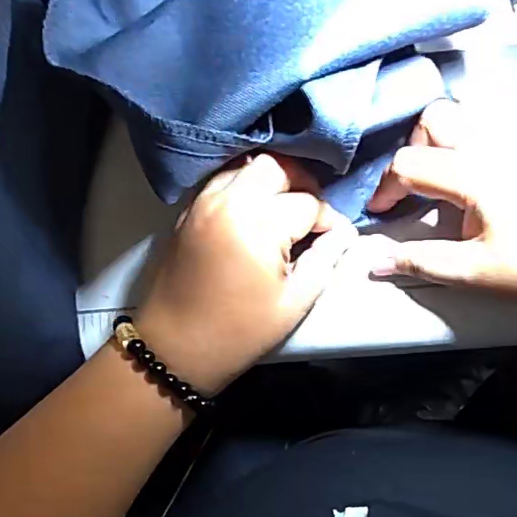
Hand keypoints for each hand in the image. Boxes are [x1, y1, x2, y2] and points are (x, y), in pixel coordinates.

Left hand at [136, 154, 357, 392]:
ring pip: (246, 168)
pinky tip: (257, 214)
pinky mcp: (188, 212)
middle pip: (275, 168)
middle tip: (314, 214)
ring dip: (272, 181)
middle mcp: (227, 202)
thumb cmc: (238, 333)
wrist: (174, 349)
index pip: (307, 203)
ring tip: (286, 211)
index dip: (329, 218)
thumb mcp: (292, 303)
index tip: (337, 236)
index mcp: (257, 225)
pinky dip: (245, 187)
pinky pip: (222, 181)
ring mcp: (203, 203)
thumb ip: (323, 262)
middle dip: (302, 184)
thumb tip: (341, 236)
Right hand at [363, 100, 516, 319]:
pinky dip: (478, 131)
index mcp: (474, 174)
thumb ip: (419, 261)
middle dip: (414, 149)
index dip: (386, 189)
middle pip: (434, 118)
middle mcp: (496, 144)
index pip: (409, 163)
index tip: (383, 212)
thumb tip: (376, 261)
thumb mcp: (472, 272)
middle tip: (416, 185)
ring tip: (446, 172)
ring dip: (445, 135)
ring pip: (468, 110)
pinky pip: (500, 117)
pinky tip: (483, 164)